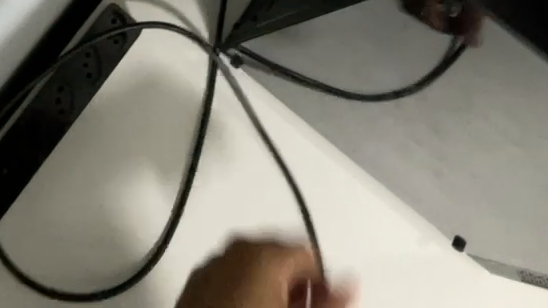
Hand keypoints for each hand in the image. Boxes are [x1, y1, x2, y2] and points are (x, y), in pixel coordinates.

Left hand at [174, 239, 352, 307]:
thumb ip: (329, 299)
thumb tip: (350, 283)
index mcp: (265, 251)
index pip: (309, 253)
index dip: (321, 281)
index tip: (323, 302)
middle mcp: (238, 245)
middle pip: (280, 256)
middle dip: (295, 283)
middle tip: (302, 307)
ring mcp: (213, 261)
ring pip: (254, 265)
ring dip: (270, 285)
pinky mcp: (196, 279)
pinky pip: (231, 274)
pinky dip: (245, 288)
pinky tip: (250, 307)